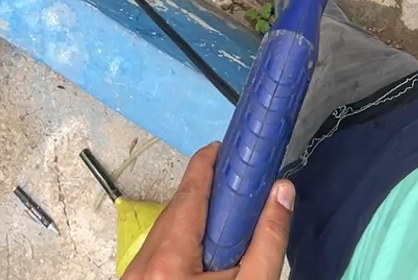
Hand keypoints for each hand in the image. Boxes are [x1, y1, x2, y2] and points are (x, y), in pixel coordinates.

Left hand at [123, 143, 294, 279]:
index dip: (219, 157)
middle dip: (216, 197)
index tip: (246, 150)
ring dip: (203, 226)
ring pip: (171, 234)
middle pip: (182, 206)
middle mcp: (143, 259)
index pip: (193, 179)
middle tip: (252, 196)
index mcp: (169, 250)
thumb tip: (283, 188)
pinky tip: (212, 266)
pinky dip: (188, 251)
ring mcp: (135, 278)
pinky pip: (162, 259)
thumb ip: (268, 240)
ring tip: (237, 233)